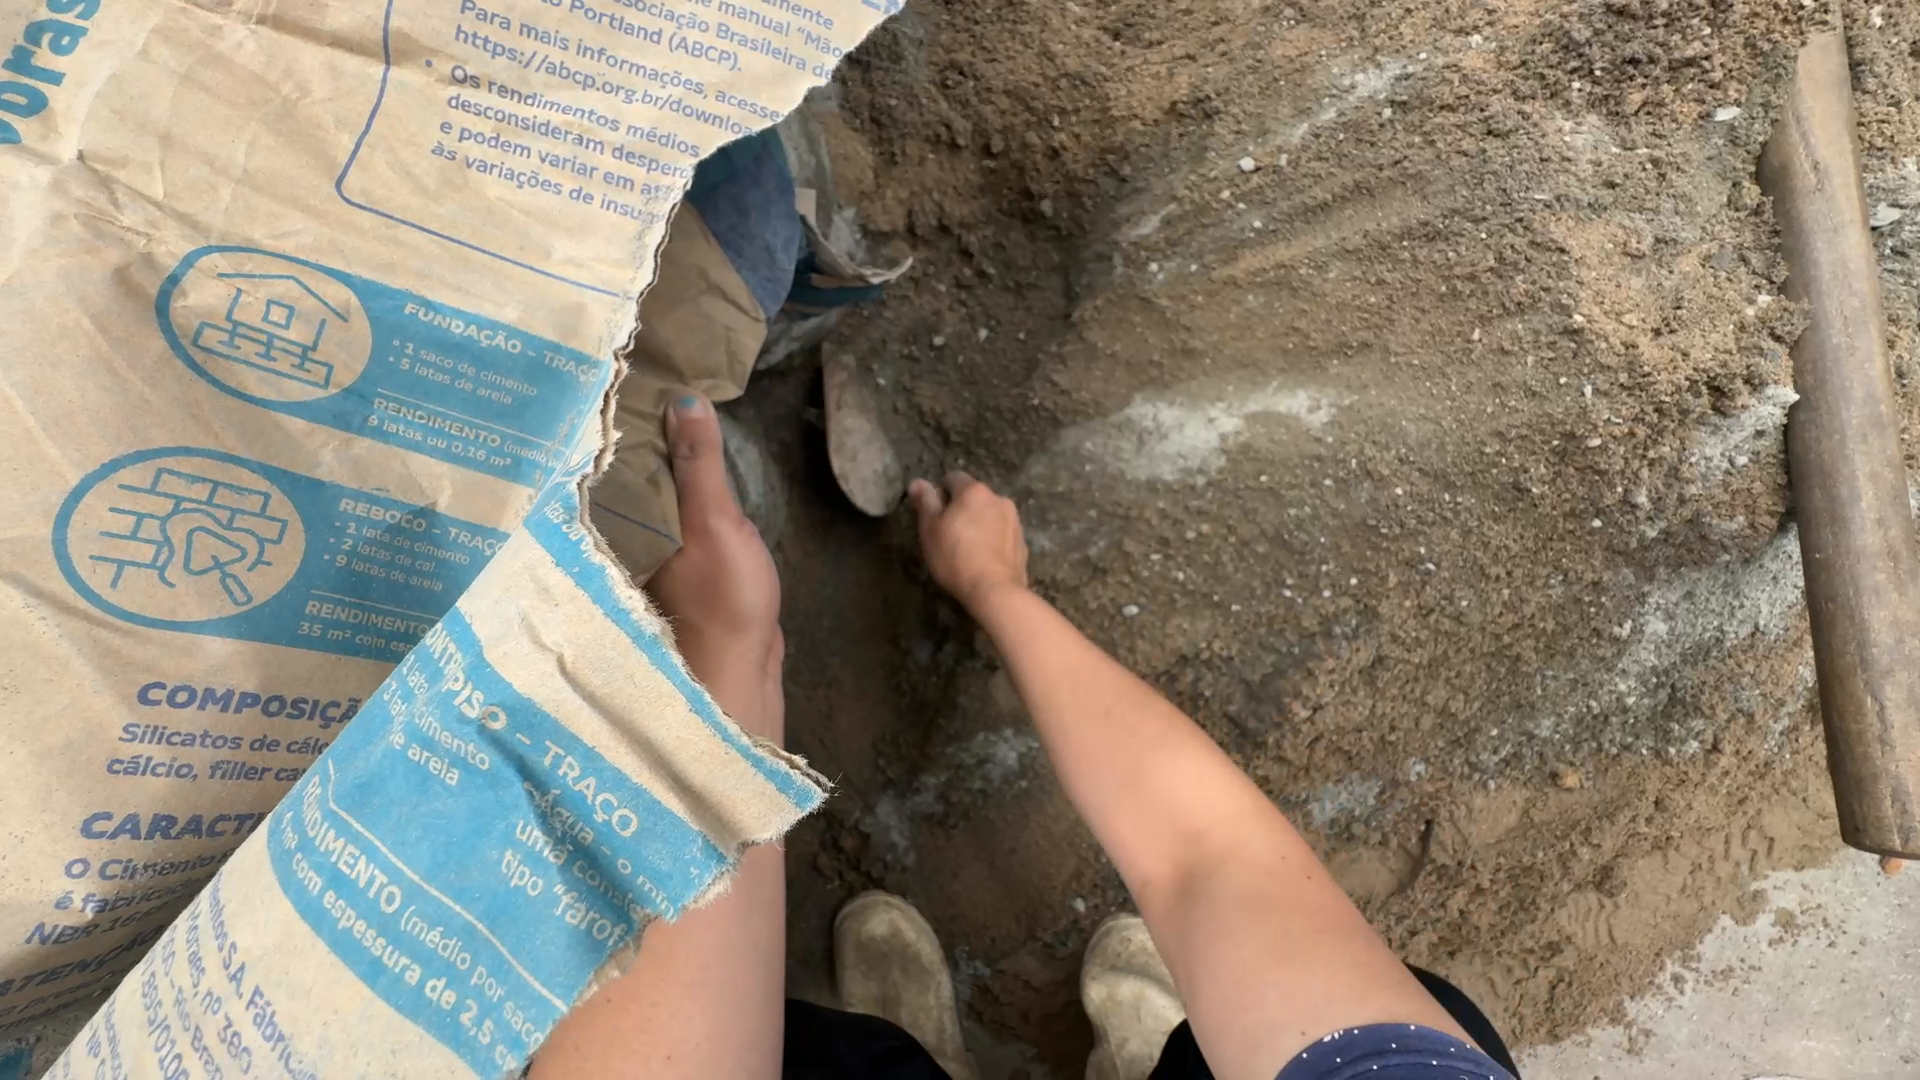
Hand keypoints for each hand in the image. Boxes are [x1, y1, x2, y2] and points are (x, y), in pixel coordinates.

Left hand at [645, 394, 783, 738]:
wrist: (742, 666)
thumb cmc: (723, 597)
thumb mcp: (716, 522)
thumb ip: (700, 465)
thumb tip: (682, 398)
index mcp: (625, 517)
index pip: (612, 451)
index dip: (618, 409)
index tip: (623, 363)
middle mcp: (628, 528)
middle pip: (631, 466)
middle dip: (639, 424)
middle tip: (647, 367)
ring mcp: (655, 545)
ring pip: (653, 487)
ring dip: (662, 453)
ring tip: (669, 400)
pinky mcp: (681, 559)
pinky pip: (674, 508)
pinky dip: (681, 483)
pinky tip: (691, 462)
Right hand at [908, 472, 1029, 611]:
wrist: (995, 590)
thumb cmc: (955, 556)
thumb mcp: (930, 529)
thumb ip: (925, 502)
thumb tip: (917, 482)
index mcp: (974, 491)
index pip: (953, 478)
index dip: (940, 493)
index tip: (935, 515)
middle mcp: (998, 498)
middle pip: (974, 497)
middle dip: (962, 509)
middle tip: (949, 534)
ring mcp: (1014, 520)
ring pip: (990, 514)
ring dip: (979, 523)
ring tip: (968, 550)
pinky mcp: (1022, 541)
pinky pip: (1002, 533)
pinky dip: (993, 540)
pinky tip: (984, 559)